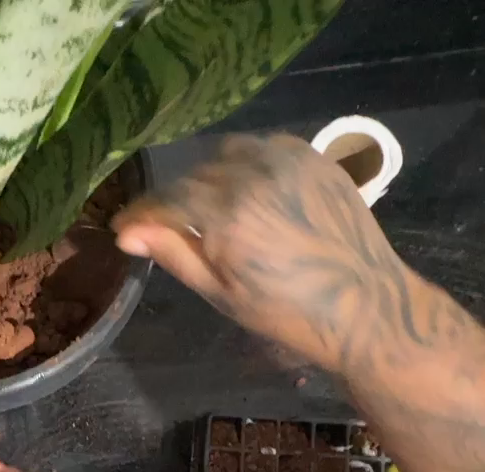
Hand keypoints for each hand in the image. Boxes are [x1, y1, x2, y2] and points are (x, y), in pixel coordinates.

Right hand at [113, 134, 428, 372]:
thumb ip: (174, 254)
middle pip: (194, 176)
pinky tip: (243, 191)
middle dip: (172, 200)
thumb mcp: (220, 292)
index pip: (166, 201)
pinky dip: (243, 165)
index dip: (140, 214)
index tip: (122, 227)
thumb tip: (127, 234)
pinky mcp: (312, 156)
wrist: (362, 302)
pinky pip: (263, 147)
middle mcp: (254, 173)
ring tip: (205, 209)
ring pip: (226, 155)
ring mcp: (288, 159)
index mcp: (227, 213)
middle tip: (162, 227)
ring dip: (207, 178)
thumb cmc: (284, 311)